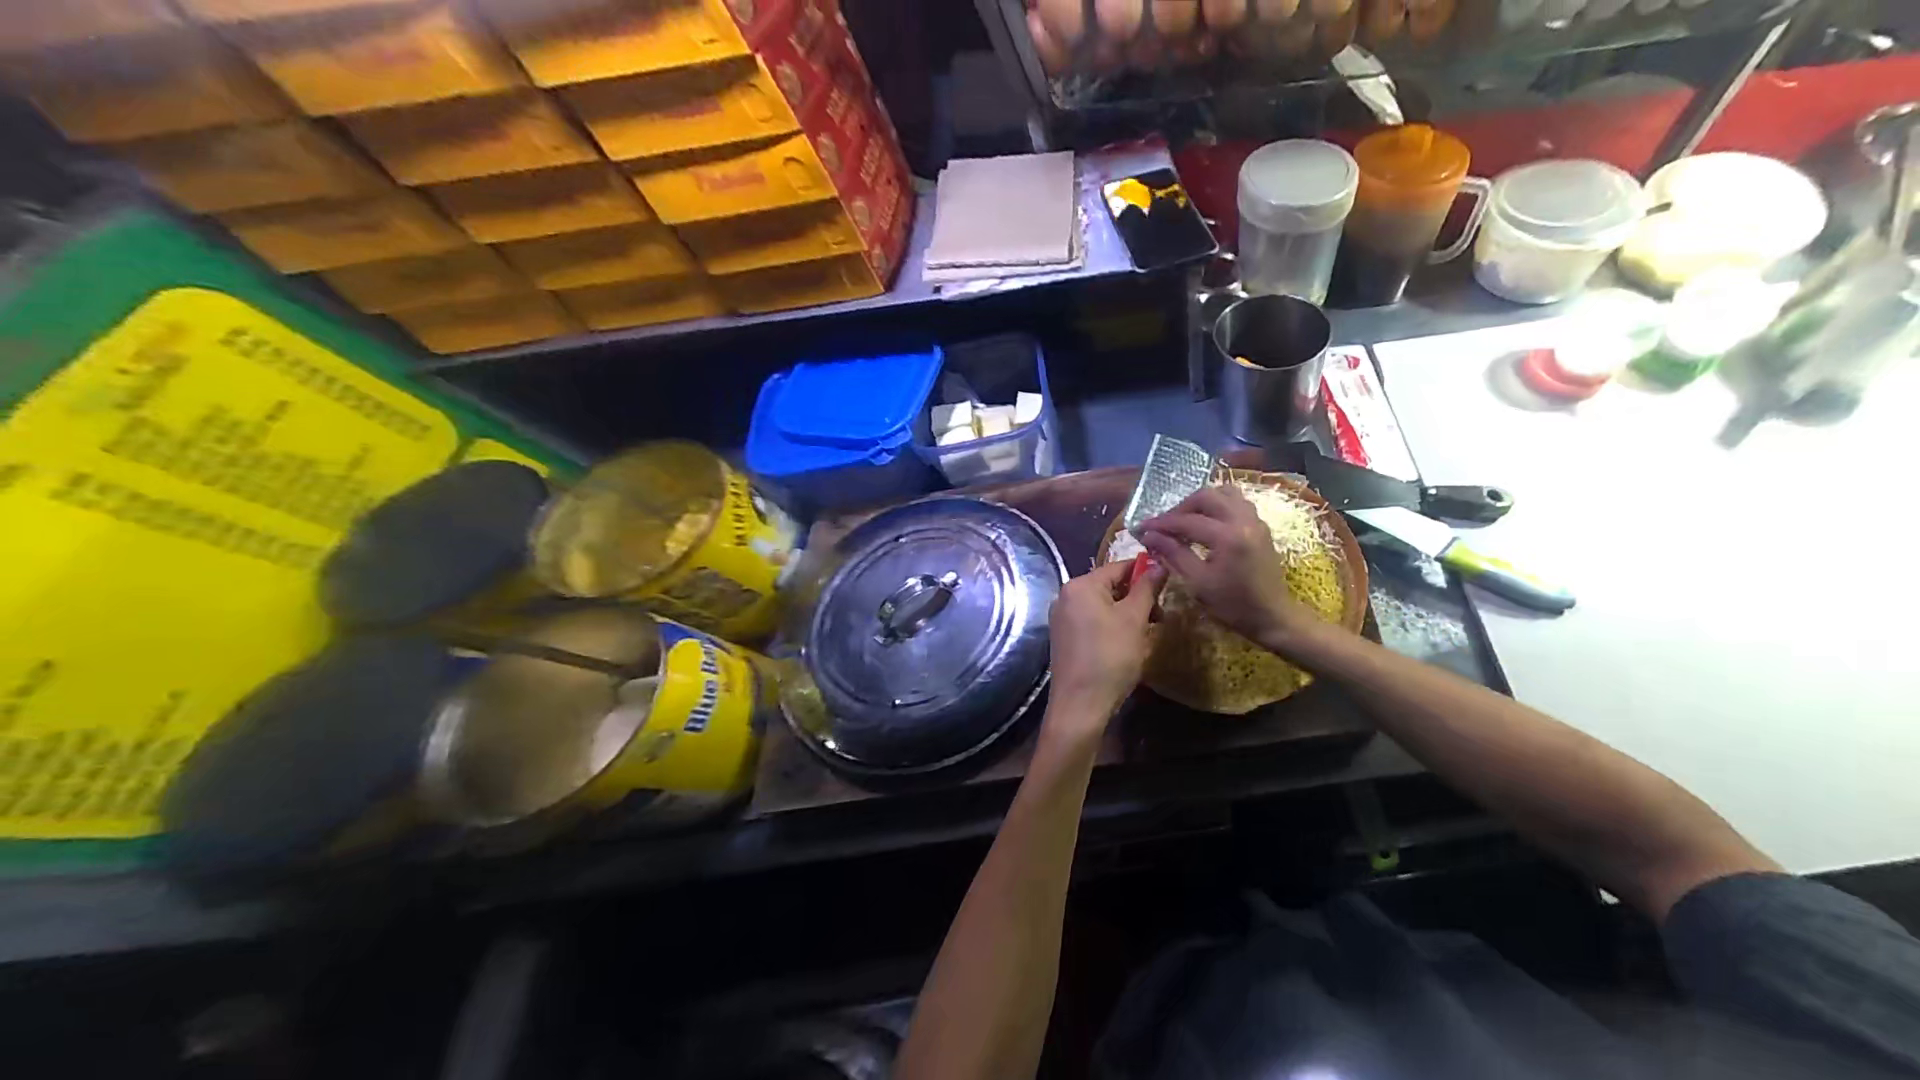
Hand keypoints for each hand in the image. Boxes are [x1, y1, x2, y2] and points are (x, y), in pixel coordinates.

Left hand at [1045, 558, 1166, 743]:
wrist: (1080, 704)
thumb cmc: (1110, 656)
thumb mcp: (1134, 619)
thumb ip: (1146, 588)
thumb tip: (1159, 564)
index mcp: (1080, 585)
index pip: (1118, 566)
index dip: (1146, 572)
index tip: (1170, 584)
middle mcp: (1065, 596)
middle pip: (1109, 585)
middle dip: (1137, 596)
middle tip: (1160, 615)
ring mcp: (1062, 618)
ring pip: (1102, 605)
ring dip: (1127, 613)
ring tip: (1149, 630)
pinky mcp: (1065, 638)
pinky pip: (1093, 621)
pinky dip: (1113, 625)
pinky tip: (1128, 642)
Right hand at [1138, 487, 1318, 650]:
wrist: (1273, 617)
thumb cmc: (1233, 605)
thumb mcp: (1198, 582)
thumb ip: (1173, 554)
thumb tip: (1149, 536)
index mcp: (1228, 536)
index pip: (1187, 521)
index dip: (1161, 523)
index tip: (1142, 528)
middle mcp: (1244, 520)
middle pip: (1206, 497)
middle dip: (1181, 508)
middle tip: (1164, 525)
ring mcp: (1255, 521)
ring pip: (1224, 494)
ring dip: (1201, 503)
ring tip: (1185, 521)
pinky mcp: (1260, 526)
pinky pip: (1236, 503)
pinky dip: (1217, 506)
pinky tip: (1206, 524)